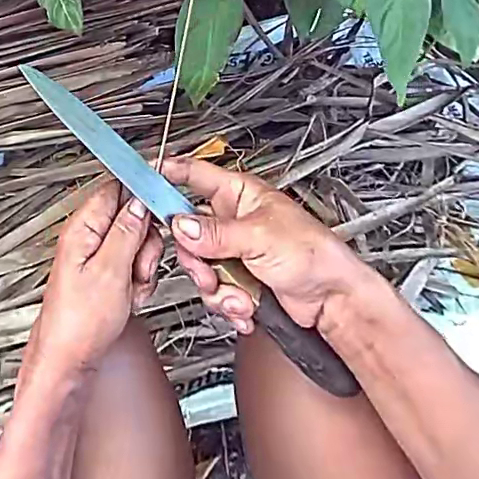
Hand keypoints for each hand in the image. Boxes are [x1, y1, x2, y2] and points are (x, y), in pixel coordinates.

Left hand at [24, 179, 162, 378]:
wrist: (67, 366)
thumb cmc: (77, 325)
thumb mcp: (111, 271)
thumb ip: (128, 230)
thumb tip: (140, 201)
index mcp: (83, 228)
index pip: (116, 188)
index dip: (140, 196)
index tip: (158, 211)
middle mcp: (87, 239)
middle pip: (132, 217)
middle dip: (145, 242)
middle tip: (139, 265)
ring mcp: (97, 258)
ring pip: (137, 243)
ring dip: (144, 266)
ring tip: (132, 286)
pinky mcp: (105, 276)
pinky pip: (133, 266)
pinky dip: (139, 282)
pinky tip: (130, 297)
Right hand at [159, 155, 367, 334]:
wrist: (333, 298)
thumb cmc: (312, 252)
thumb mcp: (259, 237)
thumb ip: (216, 233)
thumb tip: (182, 224)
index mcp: (239, 194)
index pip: (195, 175)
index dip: (169, 173)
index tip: (145, 174)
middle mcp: (234, 219)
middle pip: (189, 230)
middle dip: (197, 259)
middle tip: (207, 270)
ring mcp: (235, 250)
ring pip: (200, 265)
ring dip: (216, 288)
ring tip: (238, 295)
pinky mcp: (240, 278)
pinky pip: (216, 290)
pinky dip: (228, 303)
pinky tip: (246, 306)